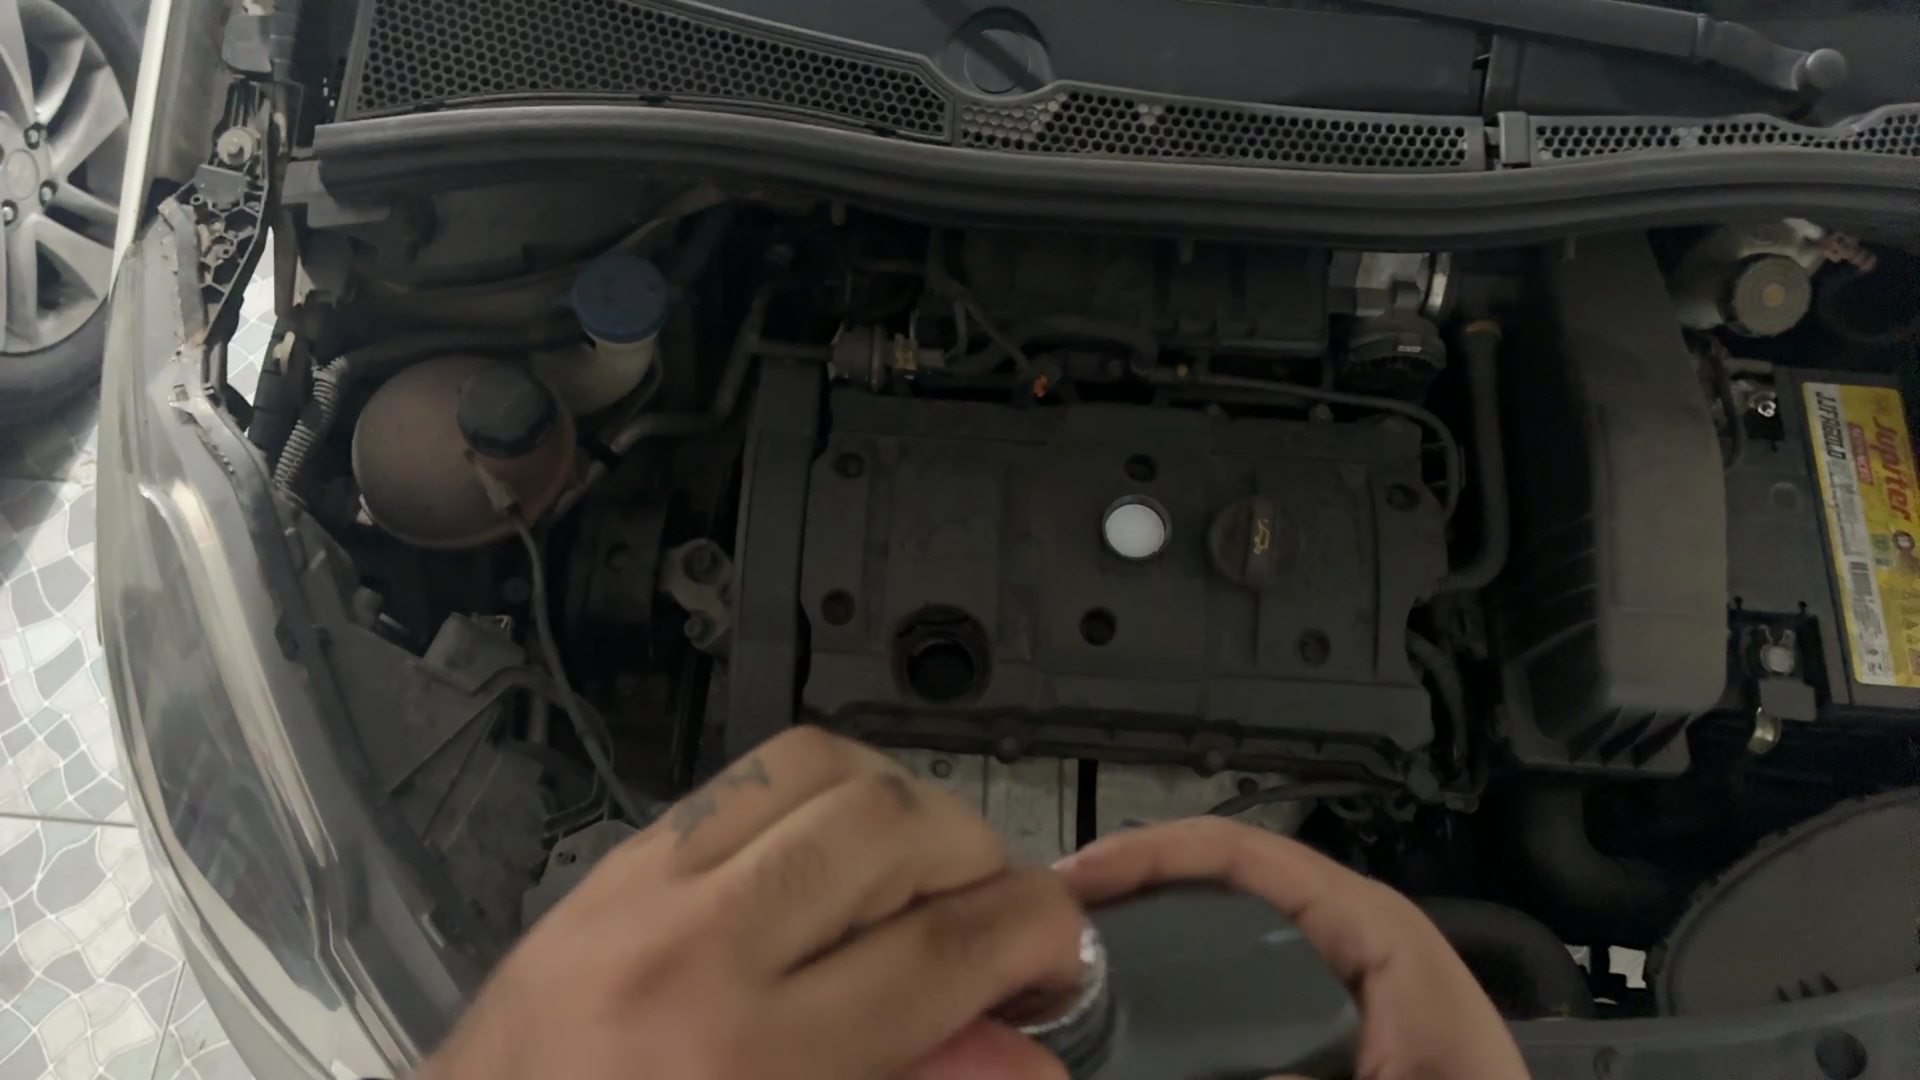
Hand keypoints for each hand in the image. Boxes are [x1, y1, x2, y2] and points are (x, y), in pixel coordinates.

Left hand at [419, 727, 1082, 1079]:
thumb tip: (1032, 1051)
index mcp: (740, 1062)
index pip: (935, 949)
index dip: (1032, 931)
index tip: (1061, 942)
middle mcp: (691, 951)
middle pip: (887, 824)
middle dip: (973, 854)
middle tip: (988, 904)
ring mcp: (648, 881)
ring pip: (824, 764)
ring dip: (902, 801)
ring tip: (917, 862)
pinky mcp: (628, 851)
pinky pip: (757, 769)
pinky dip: (830, 786)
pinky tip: (840, 838)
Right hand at [1056, 818, 1528, 1079]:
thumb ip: (1296, 1073)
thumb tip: (1213, 1051)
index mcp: (1364, 921)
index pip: (1239, 851)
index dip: (1150, 851)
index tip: (1079, 878)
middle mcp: (1332, 919)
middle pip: (1209, 870)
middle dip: (1128, 878)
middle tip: (1053, 911)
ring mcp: (1315, 956)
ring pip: (1206, 911)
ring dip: (1136, 914)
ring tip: (1068, 938)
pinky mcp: (1301, 995)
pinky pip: (1219, 957)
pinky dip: (1164, 952)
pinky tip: (1121, 974)